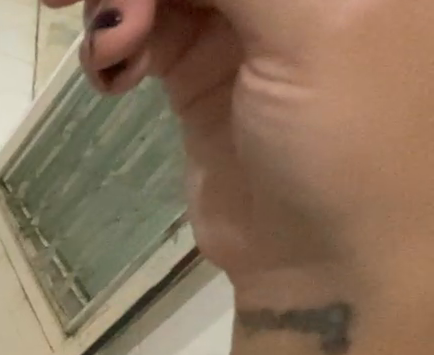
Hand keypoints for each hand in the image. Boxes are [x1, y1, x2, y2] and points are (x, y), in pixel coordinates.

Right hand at [60, 0, 433, 306]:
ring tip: (110, 57)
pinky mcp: (206, 66)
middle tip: (80, 10)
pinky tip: (115, 79)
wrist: (326, 246)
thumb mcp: (316, 23)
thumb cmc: (358, 130)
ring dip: (115, 13)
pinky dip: (114, 51)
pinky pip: (142, 34)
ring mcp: (254, 18)